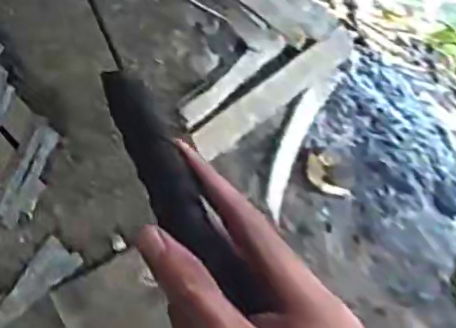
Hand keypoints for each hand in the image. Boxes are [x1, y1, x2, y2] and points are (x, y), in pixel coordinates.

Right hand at [135, 141, 361, 327]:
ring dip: (204, 310)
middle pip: (235, 261)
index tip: (176, 146)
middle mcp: (308, 304)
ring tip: (193, 327)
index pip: (246, 219)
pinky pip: (243, 319)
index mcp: (305, 293)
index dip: (210, 180)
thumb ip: (195, 291)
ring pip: (235, 295)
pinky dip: (219, 322)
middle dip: (196, 273)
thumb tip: (148, 231)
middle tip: (175, 303)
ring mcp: (302, 327)